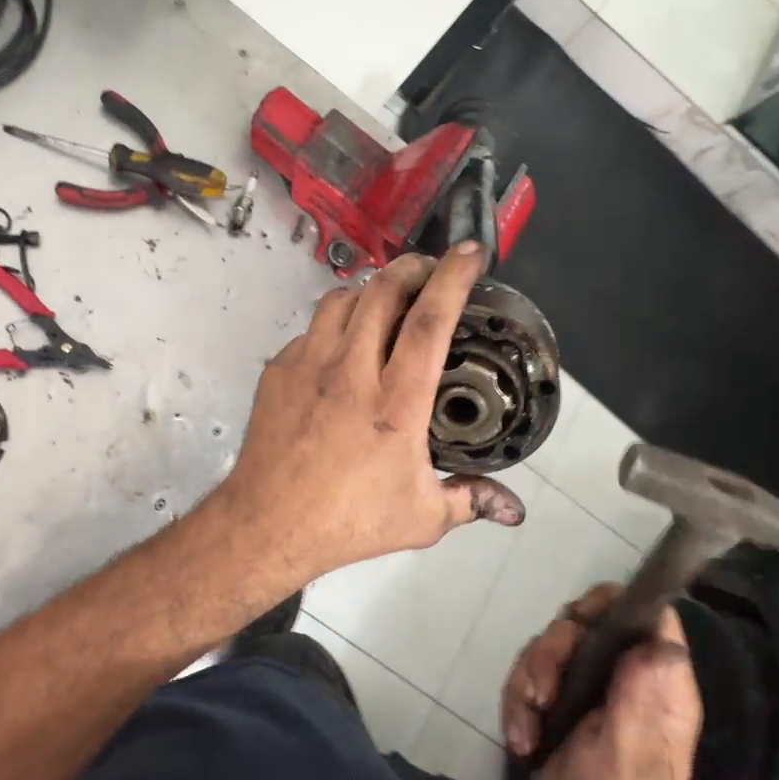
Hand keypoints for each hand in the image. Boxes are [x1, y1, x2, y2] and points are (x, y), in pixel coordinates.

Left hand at [208, 244, 526, 578]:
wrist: (266, 525)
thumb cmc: (348, 522)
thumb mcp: (421, 517)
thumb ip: (471, 500)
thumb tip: (513, 510)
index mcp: (396, 401)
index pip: (430, 320)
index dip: (454, 278)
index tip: (470, 254)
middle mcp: (352, 371)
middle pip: (383, 289)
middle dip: (413, 266)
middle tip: (430, 270)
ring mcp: (309, 365)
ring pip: (342, 298)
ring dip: (371, 289)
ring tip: (388, 299)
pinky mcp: (279, 370)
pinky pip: (312, 328)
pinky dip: (335, 324)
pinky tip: (343, 347)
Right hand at [502, 584, 701, 779]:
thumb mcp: (630, 756)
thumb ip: (641, 701)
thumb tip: (664, 644)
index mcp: (658, 681)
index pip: (646, 615)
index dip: (613, 606)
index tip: (582, 623)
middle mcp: (625, 671)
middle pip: (584, 622)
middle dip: (553, 654)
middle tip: (544, 693)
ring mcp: (590, 681)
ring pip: (549, 644)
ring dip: (529, 682)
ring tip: (530, 729)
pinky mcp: (558, 694)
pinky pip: (527, 674)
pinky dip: (518, 704)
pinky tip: (524, 740)